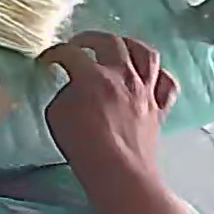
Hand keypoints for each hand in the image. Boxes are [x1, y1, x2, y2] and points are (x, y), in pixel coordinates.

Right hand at [41, 32, 193, 213]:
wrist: (119, 174)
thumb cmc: (82, 145)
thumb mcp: (56, 113)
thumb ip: (65, 92)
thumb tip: (73, 85)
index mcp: (94, 76)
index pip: (70, 53)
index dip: (54, 53)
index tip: (47, 60)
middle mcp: (123, 76)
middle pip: (110, 42)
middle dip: (89, 38)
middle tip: (77, 45)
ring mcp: (146, 90)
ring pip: (146, 53)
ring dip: (128, 44)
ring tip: (115, 47)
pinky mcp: (160, 107)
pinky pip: (167, 83)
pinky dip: (157, 74)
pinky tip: (145, 76)